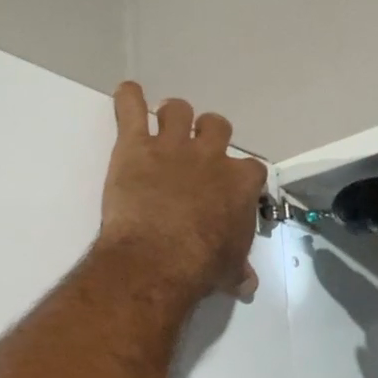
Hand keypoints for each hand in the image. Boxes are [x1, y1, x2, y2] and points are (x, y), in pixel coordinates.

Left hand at [97, 82, 266, 298]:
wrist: (160, 259)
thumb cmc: (201, 267)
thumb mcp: (229, 272)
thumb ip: (239, 270)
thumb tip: (248, 283)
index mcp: (240, 184)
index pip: (251, 168)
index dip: (239, 177)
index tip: (230, 188)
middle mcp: (210, 156)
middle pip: (217, 126)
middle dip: (208, 134)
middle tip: (195, 150)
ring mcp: (172, 147)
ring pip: (178, 110)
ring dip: (172, 115)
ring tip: (162, 125)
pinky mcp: (135, 146)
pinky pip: (130, 107)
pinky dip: (127, 98)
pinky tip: (127, 94)